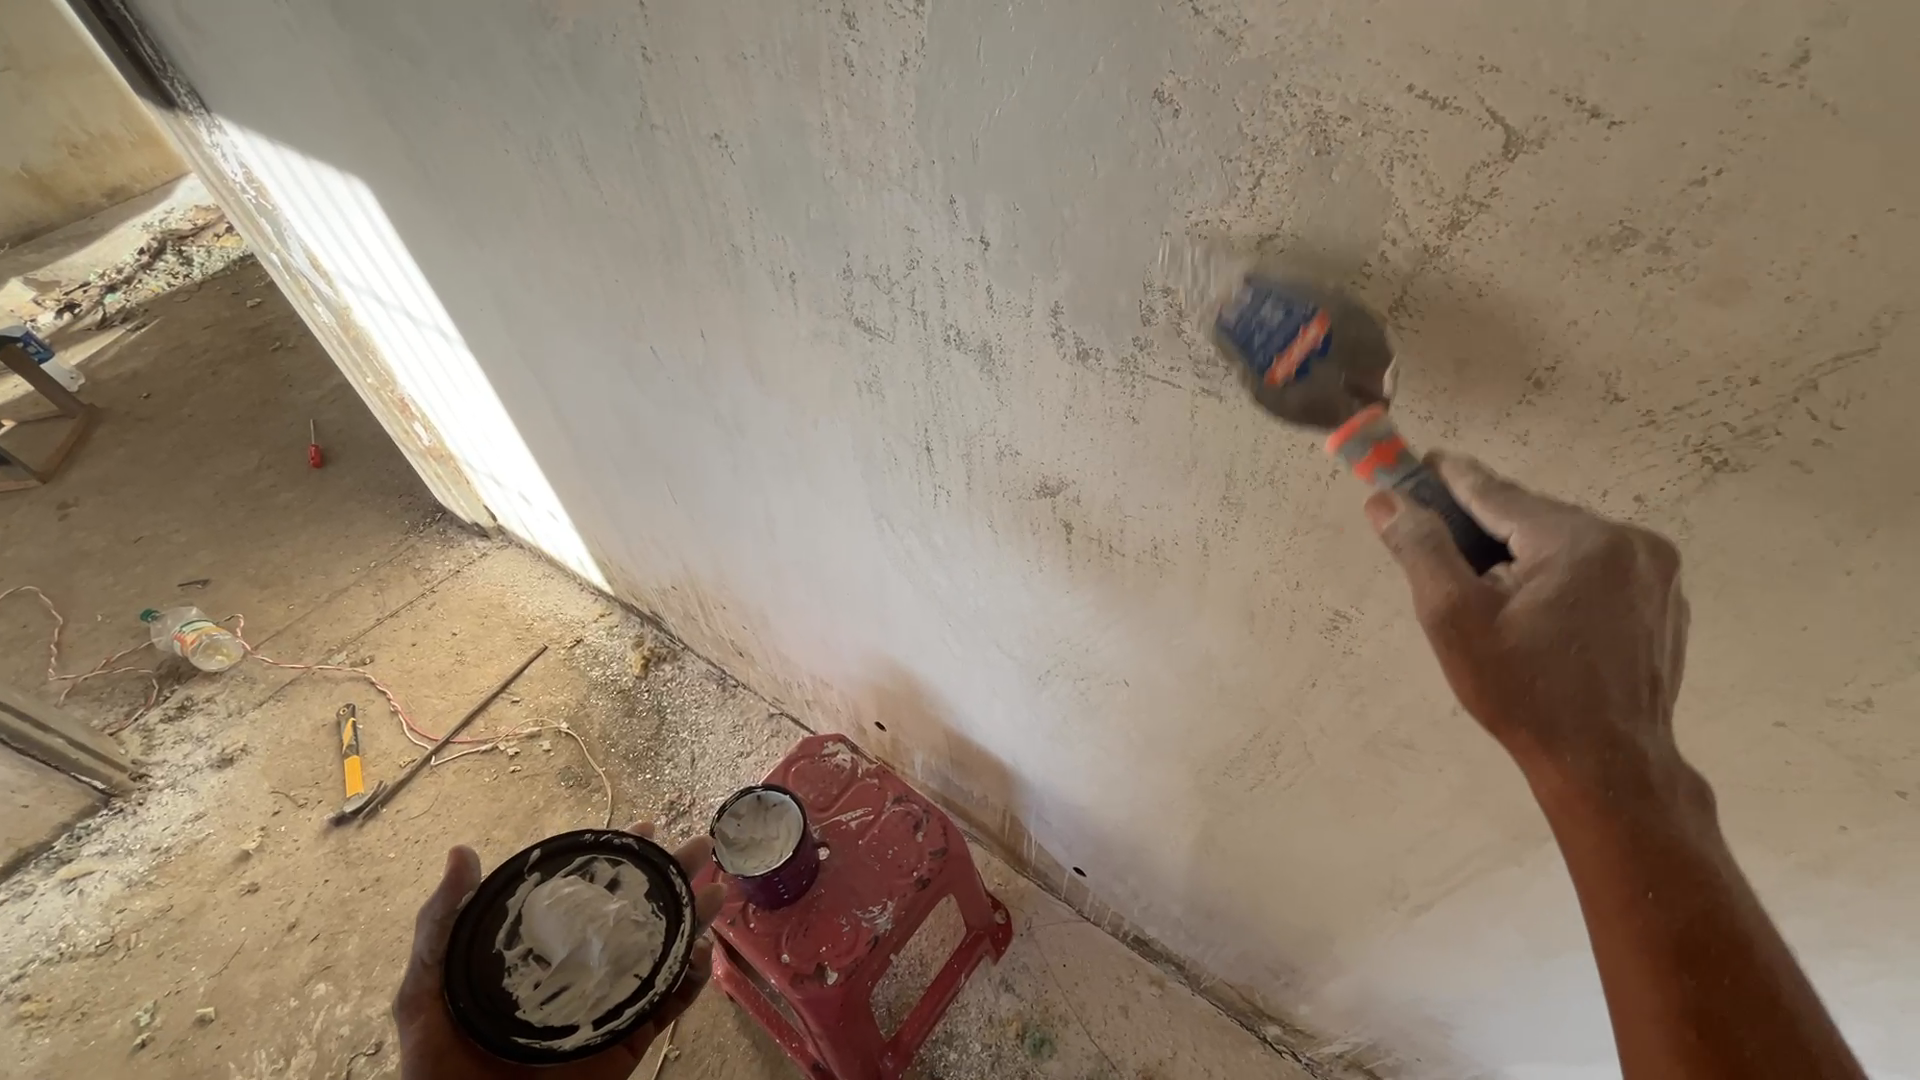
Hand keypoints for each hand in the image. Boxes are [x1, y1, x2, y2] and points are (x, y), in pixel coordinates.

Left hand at [393, 822, 726, 1079]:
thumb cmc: (442, 1074)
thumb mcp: (425, 997)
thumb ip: (441, 928)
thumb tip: (462, 852)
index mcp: (543, 951)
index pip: (587, 894)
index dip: (618, 858)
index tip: (644, 828)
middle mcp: (584, 968)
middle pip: (637, 914)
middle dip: (672, 876)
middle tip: (699, 847)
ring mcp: (611, 1003)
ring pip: (663, 950)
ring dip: (693, 919)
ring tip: (716, 891)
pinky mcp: (630, 1040)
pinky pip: (670, 1004)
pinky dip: (693, 979)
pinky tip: (701, 953)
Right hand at [1365, 452, 1690, 792]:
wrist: (1605, 763)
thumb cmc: (1519, 689)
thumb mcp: (1451, 616)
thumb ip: (1419, 547)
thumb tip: (1385, 500)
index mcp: (1579, 539)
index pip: (1494, 491)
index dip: (1447, 476)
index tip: (1416, 461)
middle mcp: (1630, 541)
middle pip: (1529, 517)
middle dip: (1479, 527)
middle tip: (1438, 549)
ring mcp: (1656, 572)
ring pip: (1561, 542)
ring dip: (1516, 552)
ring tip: (1483, 594)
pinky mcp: (1664, 602)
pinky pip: (1593, 568)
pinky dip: (1554, 574)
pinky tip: (1532, 615)